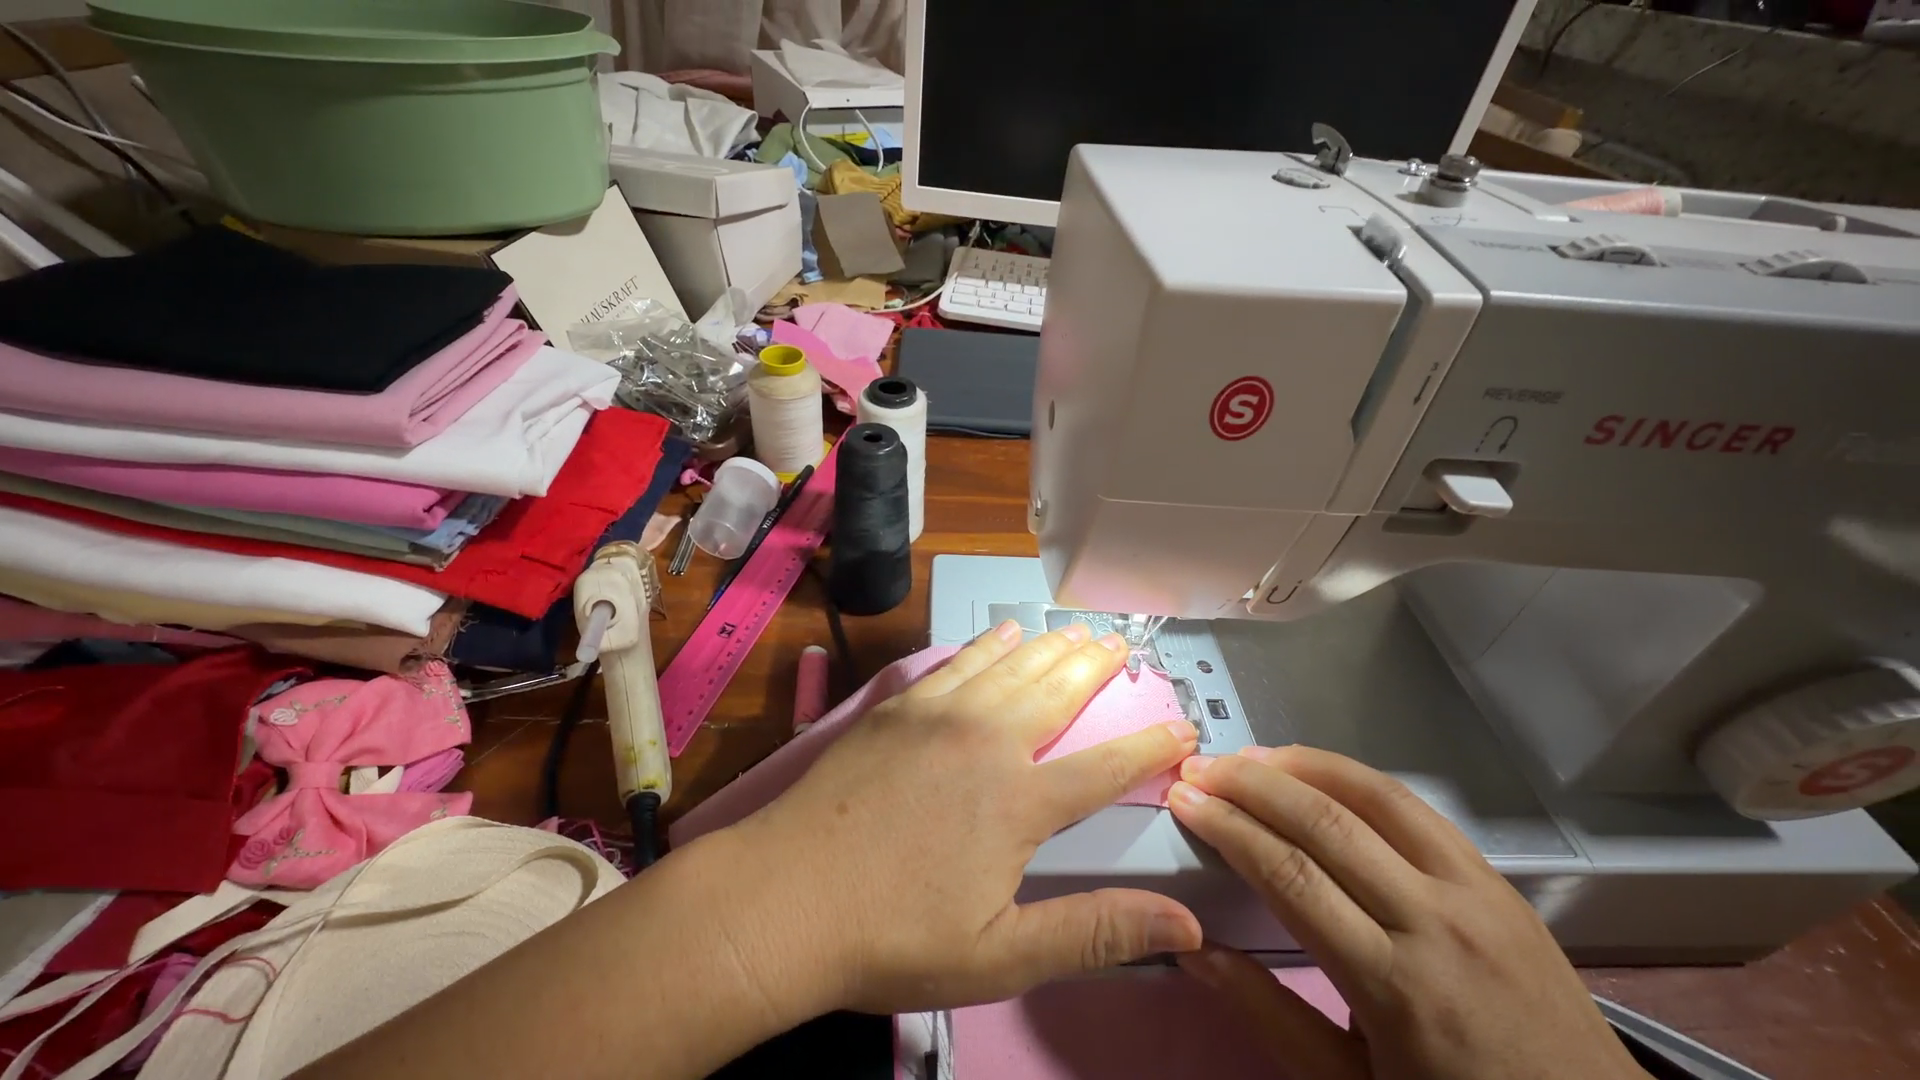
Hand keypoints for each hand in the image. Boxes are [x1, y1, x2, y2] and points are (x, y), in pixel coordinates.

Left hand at [730, 621, 1202, 1013]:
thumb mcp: (1001, 957)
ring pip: (1011, 666)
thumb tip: (1186, 926)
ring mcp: (938, 717)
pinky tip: (1003, 634)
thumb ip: (1094, 933)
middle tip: (1124, 645)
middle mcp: (987, 742)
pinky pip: (957, 663)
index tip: (1184, 730)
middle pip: (1058, 693)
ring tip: (1080, 630)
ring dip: (1051, 647)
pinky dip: (988, 646)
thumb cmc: (892, 936)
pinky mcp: (896, 709)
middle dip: (1098, 668)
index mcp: (1019, 802)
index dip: (1152, 748)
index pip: (1106, 768)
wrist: (782, 899)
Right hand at [1168, 747, 1646, 1079]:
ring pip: (1379, 798)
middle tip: (1202, 766)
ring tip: (1251, 756)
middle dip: (1254, 786)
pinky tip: (1321, 773)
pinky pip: (1420, 811)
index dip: (1230, 828)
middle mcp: (1438, 921)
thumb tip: (1192, 950)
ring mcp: (1479, 892)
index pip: (1292, 875)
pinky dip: (1359, 780)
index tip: (1185, 800)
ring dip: (1306, 766)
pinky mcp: (1500, 881)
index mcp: (1395, 985)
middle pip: (1328, 824)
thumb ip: (1268, 1013)